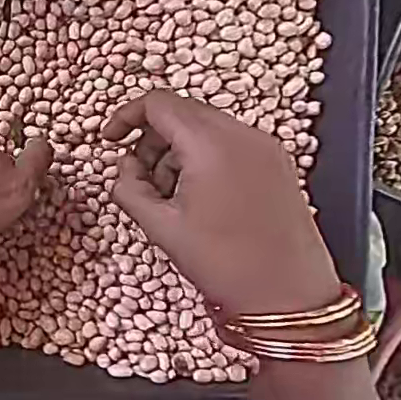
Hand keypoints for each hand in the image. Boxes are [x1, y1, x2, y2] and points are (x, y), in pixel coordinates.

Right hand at [101, 90, 340, 317]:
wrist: (289, 296)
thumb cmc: (226, 264)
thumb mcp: (161, 227)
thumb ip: (129, 188)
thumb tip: (124, 168)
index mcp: (210, 145)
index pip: (158, 103)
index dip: (126, 116)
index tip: (111, 139)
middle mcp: (241, 134)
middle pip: (181, 111)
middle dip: (151, 138)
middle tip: (140, 176)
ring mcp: (264, 146)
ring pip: (204, 125)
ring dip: (176, 149)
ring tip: (171, 195)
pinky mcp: (277, 162)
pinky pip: (228, 141)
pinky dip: (203, 156)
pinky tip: (198, 195)